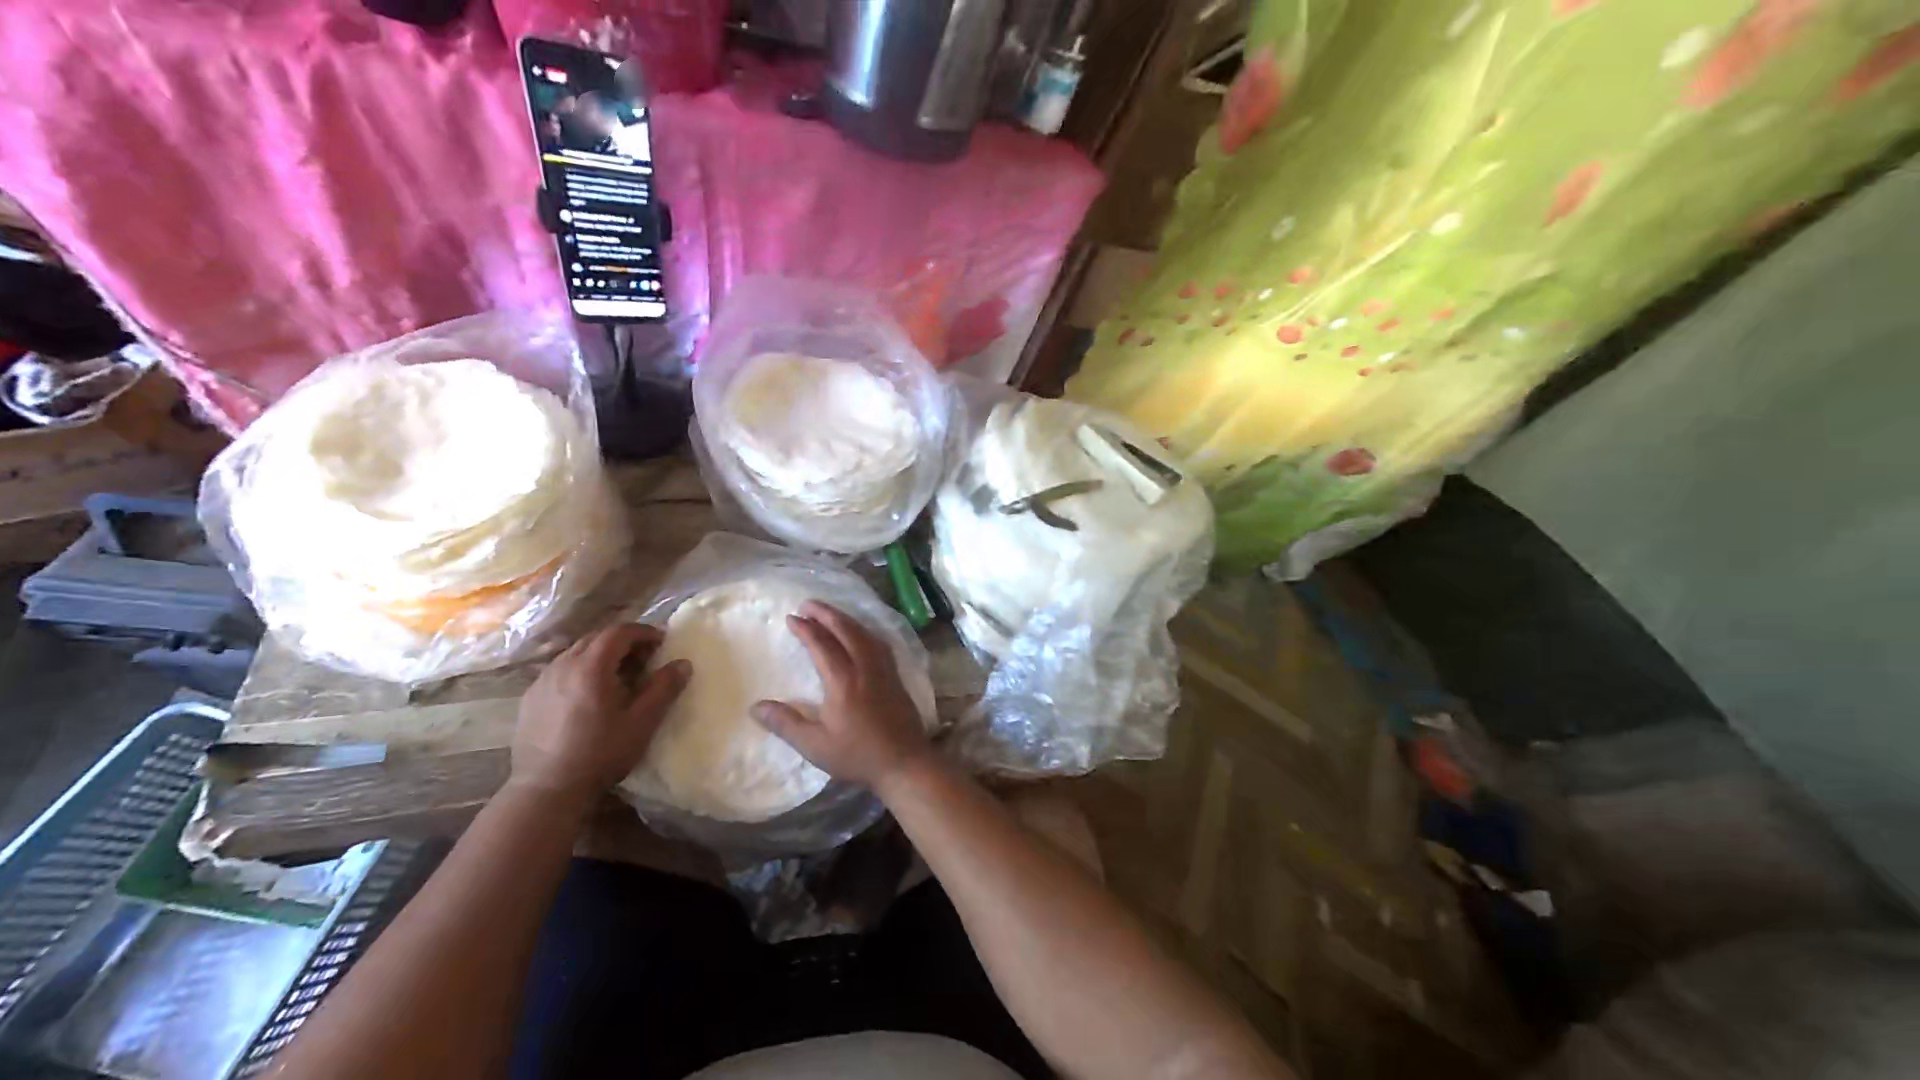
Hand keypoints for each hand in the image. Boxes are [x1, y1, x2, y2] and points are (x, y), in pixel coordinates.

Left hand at [512, 622, 690, 802]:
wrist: (547, 789)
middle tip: (644, 659)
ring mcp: (542, 681)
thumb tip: (683, 663)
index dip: (644, 632)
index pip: (619, 632)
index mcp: (591, 666)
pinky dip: (580, 671)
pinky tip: (588, 696)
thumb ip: (664, 688)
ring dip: (600, 656)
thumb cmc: (601, 753)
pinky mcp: (530, 699)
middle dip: (623, 641)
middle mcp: (562, 665)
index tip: (662, 642)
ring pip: (575, 653)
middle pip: (596, 638)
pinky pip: (560, 671)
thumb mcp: (642, 722)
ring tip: (618, 677)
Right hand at [752, 601, 930, 790]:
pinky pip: (878, 642)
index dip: (806, 629)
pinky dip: (864, 630)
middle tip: (808, 604)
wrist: (905, 762)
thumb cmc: (857, 755)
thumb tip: (756, 707)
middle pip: (846, 630)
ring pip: (864, 633)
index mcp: (843, 681)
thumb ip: (785, 723)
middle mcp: (865, 667)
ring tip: (829, 613)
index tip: (791, 617)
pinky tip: (860, 633)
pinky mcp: (896, 675)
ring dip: (845, 619)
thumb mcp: (815, 745)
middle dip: (826, 613)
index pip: (822, 644)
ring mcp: (884, 669)